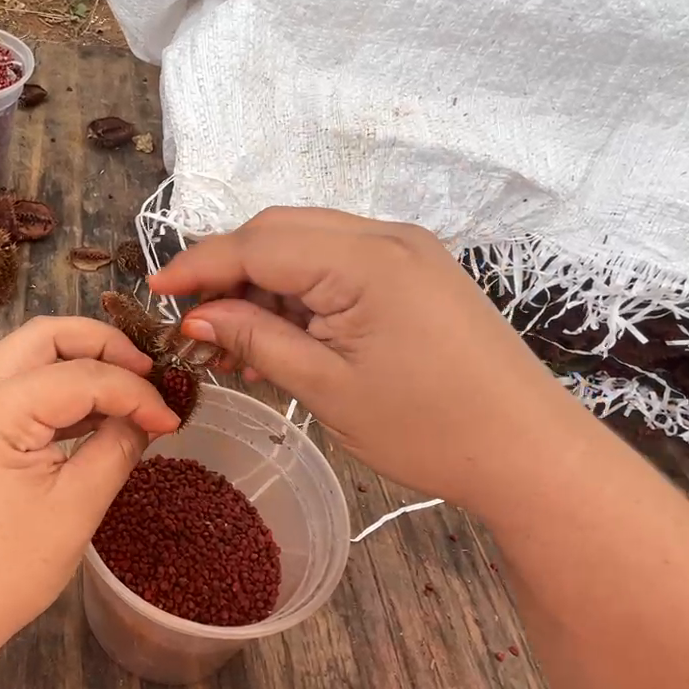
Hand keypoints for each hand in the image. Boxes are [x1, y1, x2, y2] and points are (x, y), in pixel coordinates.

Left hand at [0, 316, 180, 648]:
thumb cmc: (5, 569)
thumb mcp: (76, 508)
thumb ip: (117, 447)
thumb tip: (151, 414)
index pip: (80, 375)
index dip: (134, 390)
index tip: (172, 417)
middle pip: (46, 336)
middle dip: (104, 346)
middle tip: (148, 374)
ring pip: (30, 354)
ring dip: (80, 362)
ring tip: (129, 390)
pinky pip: (17, 384)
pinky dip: (57, 388)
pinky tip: (94, 413)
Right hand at [146, 207, 591, 508]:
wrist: (533, 456)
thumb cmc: (429, 429)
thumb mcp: (326, 387)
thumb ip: (255, 338)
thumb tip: (194, 316)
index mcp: (366, 260)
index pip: (258, 244)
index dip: (199, 265)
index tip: (154, 292)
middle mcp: (386, 237)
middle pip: (279, 231)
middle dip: (227, 269)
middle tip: (192, 318)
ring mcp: (406, 251)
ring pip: (305, 245)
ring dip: (261, 282)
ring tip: (232, 337)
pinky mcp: (416, 272)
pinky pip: (336, 264)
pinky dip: (298, 291)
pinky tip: (280, 334)